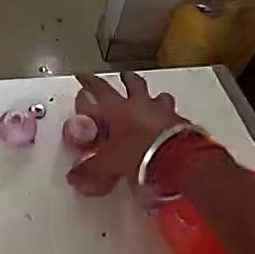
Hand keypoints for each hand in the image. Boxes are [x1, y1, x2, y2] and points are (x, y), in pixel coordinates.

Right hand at [66, 71, 184, 197]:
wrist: (175, 159)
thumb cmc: (137, 154)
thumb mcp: (108, 164)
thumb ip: (91, 169)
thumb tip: (74, 177)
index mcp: (118, 109)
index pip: (100, 89)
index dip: (91, 82)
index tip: (86, 76)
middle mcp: (141, 104)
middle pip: (133, 84)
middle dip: (127, 79)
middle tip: (124, 77)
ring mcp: (163, 111)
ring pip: (158, 96)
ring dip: (153, 97)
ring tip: (151, 100)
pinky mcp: (180, 122)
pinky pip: (174, 114)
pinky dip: (169, 117)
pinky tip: (169, 123)